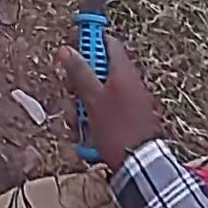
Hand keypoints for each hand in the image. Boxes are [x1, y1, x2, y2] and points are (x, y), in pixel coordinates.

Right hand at [56, 35, 161, 169]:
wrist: (142, 167)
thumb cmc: (117, 128)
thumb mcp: (92, 98)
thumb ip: (79, 72)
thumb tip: (66, 48)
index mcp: (122, 70)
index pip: (106, 41)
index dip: (88, 40)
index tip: (72, 46)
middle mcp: (127, 81)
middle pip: (97, 67)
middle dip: (79, 79)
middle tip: (71, 92)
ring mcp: (127, 99)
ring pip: (97, 90)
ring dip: (82, 102)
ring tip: (77, 120)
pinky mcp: (125, 116)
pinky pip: (103, 107)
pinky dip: (91, 115)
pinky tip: (85, 131)